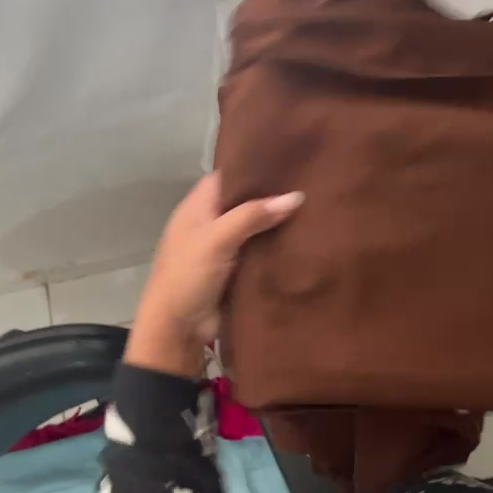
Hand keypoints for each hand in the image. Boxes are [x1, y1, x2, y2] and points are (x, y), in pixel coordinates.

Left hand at [125, 172, 302, 376]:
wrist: (178, 330)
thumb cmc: (188, 275)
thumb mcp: (217, 238)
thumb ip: (253, 215)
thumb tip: (297, 197)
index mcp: (196, 208)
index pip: (227, 177)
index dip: (252, 168)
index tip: (286, 161)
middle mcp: (210, 224)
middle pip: (244, 203)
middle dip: (271, 196)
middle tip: (310, 183)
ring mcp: (224, 250)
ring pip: (256, 229)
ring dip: (278, 223)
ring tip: (315, 208)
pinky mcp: (237, 273)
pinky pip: (261, 254)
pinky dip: (278, 248)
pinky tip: (305, 240)